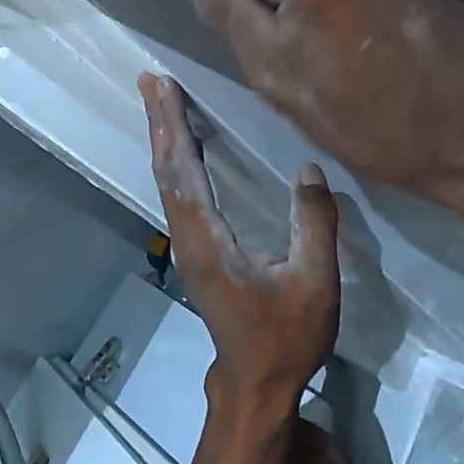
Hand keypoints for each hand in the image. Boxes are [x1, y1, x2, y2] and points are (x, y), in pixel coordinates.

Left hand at [139, 72, 338, 406]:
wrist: (256, 383)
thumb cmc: (286, 337)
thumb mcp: (314, 283)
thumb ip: (314, 224)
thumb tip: (309, 169)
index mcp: (208, 239)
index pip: (183, 170)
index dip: (173, 125)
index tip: (161, 86)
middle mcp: (187, 237)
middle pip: (167, 169)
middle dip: (159, 121)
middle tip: (149, 80)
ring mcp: (187, 247)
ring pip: (168, 182)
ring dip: (164, 140)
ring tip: (159, 104)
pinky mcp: (195, 253)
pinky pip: (178, 195)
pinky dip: (176, 163)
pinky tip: (183, 152)